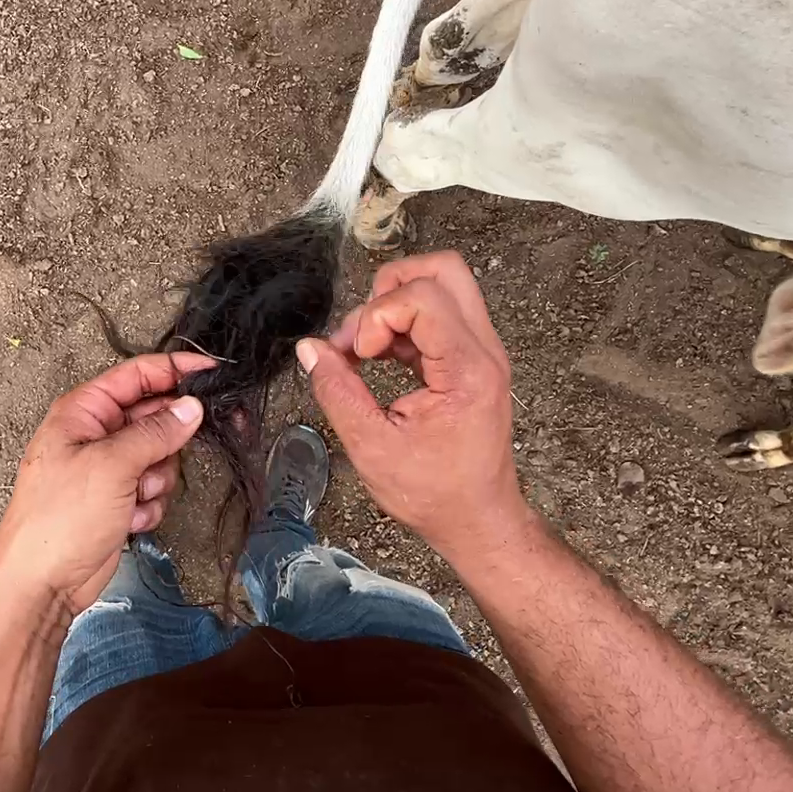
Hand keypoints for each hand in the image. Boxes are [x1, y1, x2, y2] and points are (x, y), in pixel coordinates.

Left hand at [0, 352, 211, 615]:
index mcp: (84, 410)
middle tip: (170, 456)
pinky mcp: (117, 499)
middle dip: (166, 441)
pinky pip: (153, 487)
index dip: (175, 370)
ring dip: (156, 479)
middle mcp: (95, 433)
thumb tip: (192, 407)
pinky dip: (148, 504)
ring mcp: (107, 467)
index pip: (137, 375)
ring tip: (133, 497)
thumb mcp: (112, 465)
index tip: (213, 370)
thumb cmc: (60, 518)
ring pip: (160, 455)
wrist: (41, 585)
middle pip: (153, 416)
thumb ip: (156, 432)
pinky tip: (128, 520)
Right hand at [295, 251, 534, 565]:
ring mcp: (481, 350)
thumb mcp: (370, 447)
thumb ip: (336, 390)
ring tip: (365, 349)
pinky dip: (399, 322)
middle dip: (388, 289)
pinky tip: (375, 356)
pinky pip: (436, 311)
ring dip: (392, 305)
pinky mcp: (470, 357)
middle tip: (364, 333)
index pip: (421, 296)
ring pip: (440, 283)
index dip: (375, 315)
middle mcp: (484, 350)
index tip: (356, 355)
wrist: (479, 521)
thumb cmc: (433, 493)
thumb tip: (309, 348)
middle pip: (442, 270)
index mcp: (468, 371)